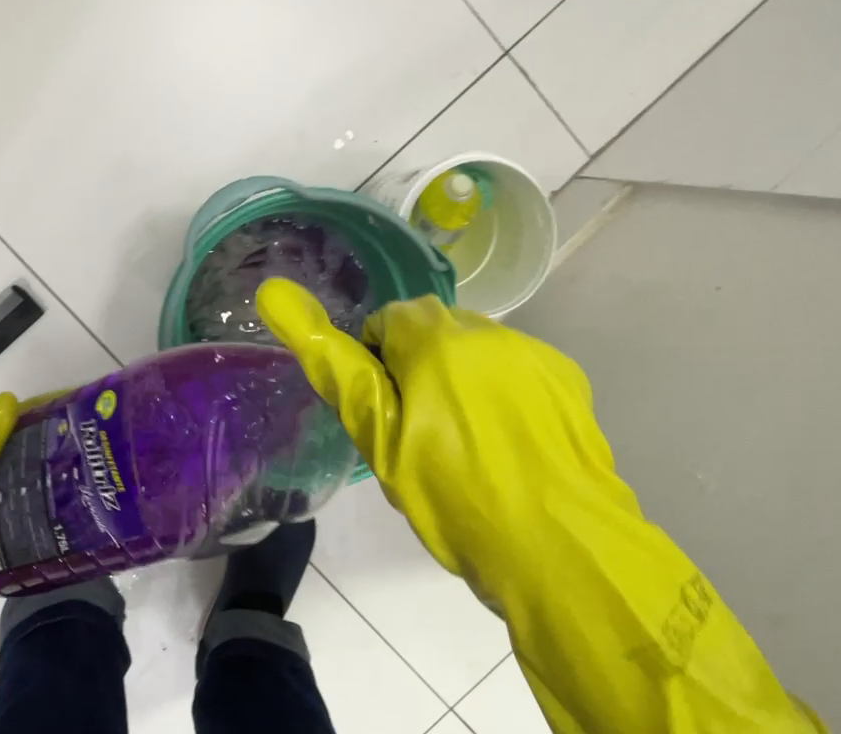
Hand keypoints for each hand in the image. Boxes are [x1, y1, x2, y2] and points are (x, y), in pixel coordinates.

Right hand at [256, 279, 822, 733]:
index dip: (378, 365)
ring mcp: (532, 352)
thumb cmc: (454, 498)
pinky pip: (516, 370)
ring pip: (476, 350)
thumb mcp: (378, 439)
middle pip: (434, 332)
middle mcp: (485, 329)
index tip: (387, 415)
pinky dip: (504, 394)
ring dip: (463, 378)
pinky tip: (509, 444)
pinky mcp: (567, 378)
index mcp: (434, 338)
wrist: (561, 549)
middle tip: (422, 436)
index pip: (388, 321)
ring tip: (469, 445)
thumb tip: (273, 291)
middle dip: (421, 368)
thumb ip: (333, 363)